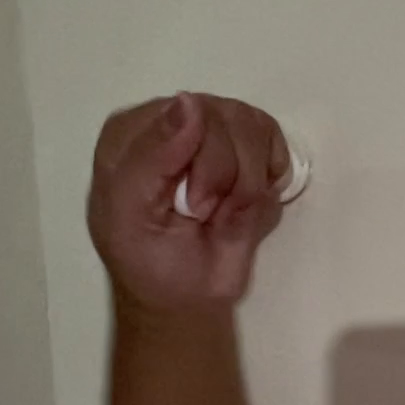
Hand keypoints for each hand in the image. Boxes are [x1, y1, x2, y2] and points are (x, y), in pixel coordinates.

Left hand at [88, 92, 288, 315]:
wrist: (187, 303)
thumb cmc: (151, 265)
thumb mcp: (129, 218)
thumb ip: (151, 157)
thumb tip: (189, 101)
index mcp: (132, 132)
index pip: (183, 112)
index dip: (199, 162)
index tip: (189, 208)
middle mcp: (173, 121)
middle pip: (224, 117)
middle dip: (224, 178)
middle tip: (202, 216)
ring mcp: (215, 131)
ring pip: (253, 128)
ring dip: (246, 186)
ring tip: (221, 214)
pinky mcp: (250, 150)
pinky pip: (275, 143)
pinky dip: (266, 181)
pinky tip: (242, 204)